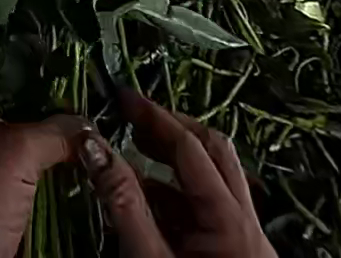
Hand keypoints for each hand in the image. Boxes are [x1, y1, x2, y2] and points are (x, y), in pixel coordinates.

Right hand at [79, 88, 276, 257]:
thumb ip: (122, 200)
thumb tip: (92, 144)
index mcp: (230, 221)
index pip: (189, 146)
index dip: (153, 116)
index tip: (121, 97)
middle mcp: (248, 225)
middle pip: (213, 152)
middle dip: (170, 128)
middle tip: (132, 117)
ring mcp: (246, 244)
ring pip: (214, 180)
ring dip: (172, 162)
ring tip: (131, 156)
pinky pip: (208, 211)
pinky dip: (176, 196)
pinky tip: (145, 203)